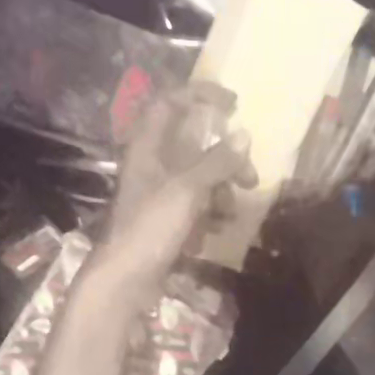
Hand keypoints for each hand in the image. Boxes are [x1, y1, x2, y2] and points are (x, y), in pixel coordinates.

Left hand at [87, 82, 255, 305]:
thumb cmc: (150, 228)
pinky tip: (217, 230)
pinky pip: (194, 207)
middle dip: (225, 160)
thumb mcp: (188, 190)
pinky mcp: (164, 221)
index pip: (171, 102)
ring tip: (231, 213)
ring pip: (198, 179)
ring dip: (221, 192)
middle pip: (193, 146)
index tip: (234, 104)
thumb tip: (244, 135)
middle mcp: (152, 165)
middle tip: (249, 177)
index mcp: (148, 147)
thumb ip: (216, 162)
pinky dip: (209, 214)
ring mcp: (158, 195)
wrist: (125, 279)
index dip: (200, 95)